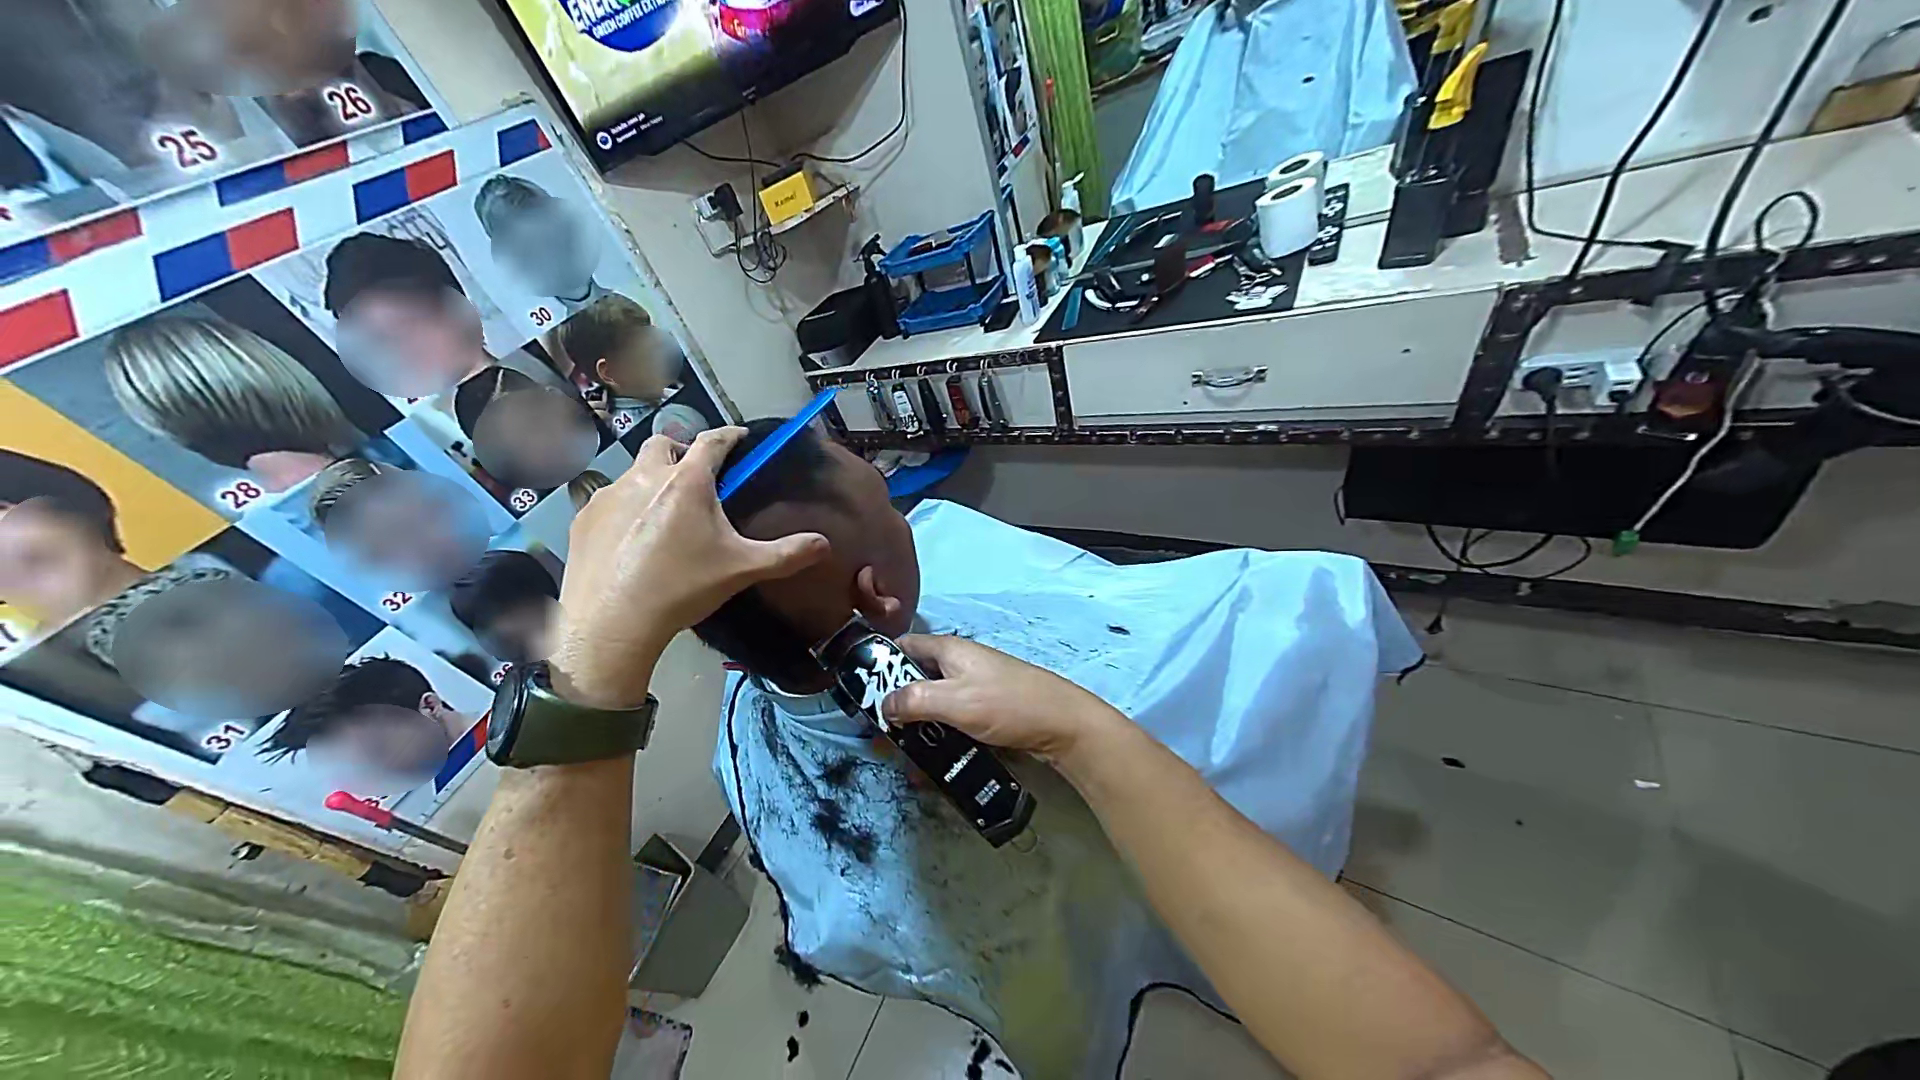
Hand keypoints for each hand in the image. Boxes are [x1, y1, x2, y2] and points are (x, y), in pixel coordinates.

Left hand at [549, 428, 829, 707]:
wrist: (612, 623)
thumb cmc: (683, 587)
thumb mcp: (743, 569)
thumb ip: (788, 554)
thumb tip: (825, 544)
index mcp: (688, 481)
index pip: (713, 441)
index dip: (730, 435)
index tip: (740, 437)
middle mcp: (645, 476)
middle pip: (665, 444)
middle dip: (683, 451)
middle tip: (697, 478)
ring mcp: (608, 495)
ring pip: (633, 472)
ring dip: (652, 480)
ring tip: (664, 514)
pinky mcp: (583, 519)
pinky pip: (608, 500)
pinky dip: (625, 508)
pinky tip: (631, 539)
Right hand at [881, 634, 1126, 762]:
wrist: (1063, 725)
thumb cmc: (1006, 705)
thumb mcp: (954, 701)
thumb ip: (914, 700)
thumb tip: (883, 705)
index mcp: (950, 650)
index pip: (905, 646)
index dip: (880, 663)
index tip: (862, 691)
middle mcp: (961, 663)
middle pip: (917, 677)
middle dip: (897, 704)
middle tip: (881, 734)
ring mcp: (976, 686)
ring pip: (935, 702)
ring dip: (918, 725)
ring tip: (903, 753)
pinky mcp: (988, 709)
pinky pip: (954, 719)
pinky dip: (940, 734)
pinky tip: (934, 759)